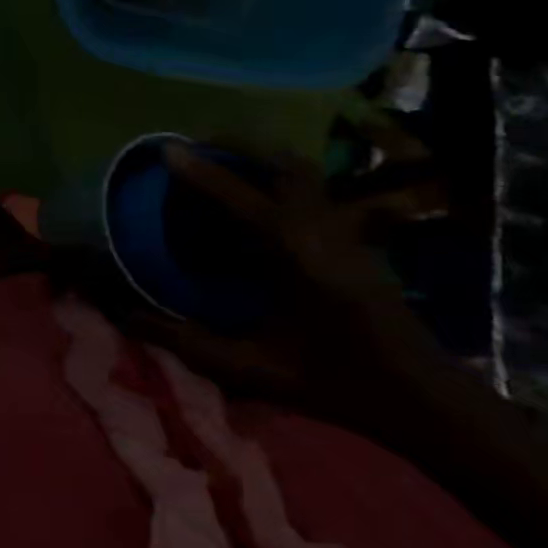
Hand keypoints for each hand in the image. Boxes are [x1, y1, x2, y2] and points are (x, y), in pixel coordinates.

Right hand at [127, 143, 444, 419]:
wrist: (422, 401)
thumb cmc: (334, 382)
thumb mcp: (252, 368)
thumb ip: (186, 341)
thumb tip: (125, 317)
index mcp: (297, 257)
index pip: (240, 198)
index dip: (200, 171)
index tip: (166, 149)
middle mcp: (323, 232)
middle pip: (284, 165)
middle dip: (239, 147)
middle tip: (199, 147)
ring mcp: (345, 233)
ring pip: (304, 174)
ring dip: (262, 160)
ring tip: (224, 164)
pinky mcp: (354, 242)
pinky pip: (312, 192)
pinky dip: (277, 181)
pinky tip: (256, 201)